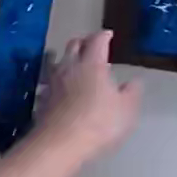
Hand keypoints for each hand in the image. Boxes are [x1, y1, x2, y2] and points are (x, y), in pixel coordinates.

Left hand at [31, 31, 141, 159]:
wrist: (61, 141)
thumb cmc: (99, 122)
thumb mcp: (126, 109)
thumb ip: (131, 93)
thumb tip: (134, 81)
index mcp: (92, 64)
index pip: (97, 41)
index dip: (103, 36)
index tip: (108, 34)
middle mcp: (69, 66)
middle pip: (73, 45)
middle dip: (83, 42)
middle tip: (91, 45)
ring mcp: (53, 80)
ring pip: (58, 60)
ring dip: (67, 58)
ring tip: (75, 63)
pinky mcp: (43, 95)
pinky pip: (51, 80)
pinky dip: (58, 78)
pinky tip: (61, 86)